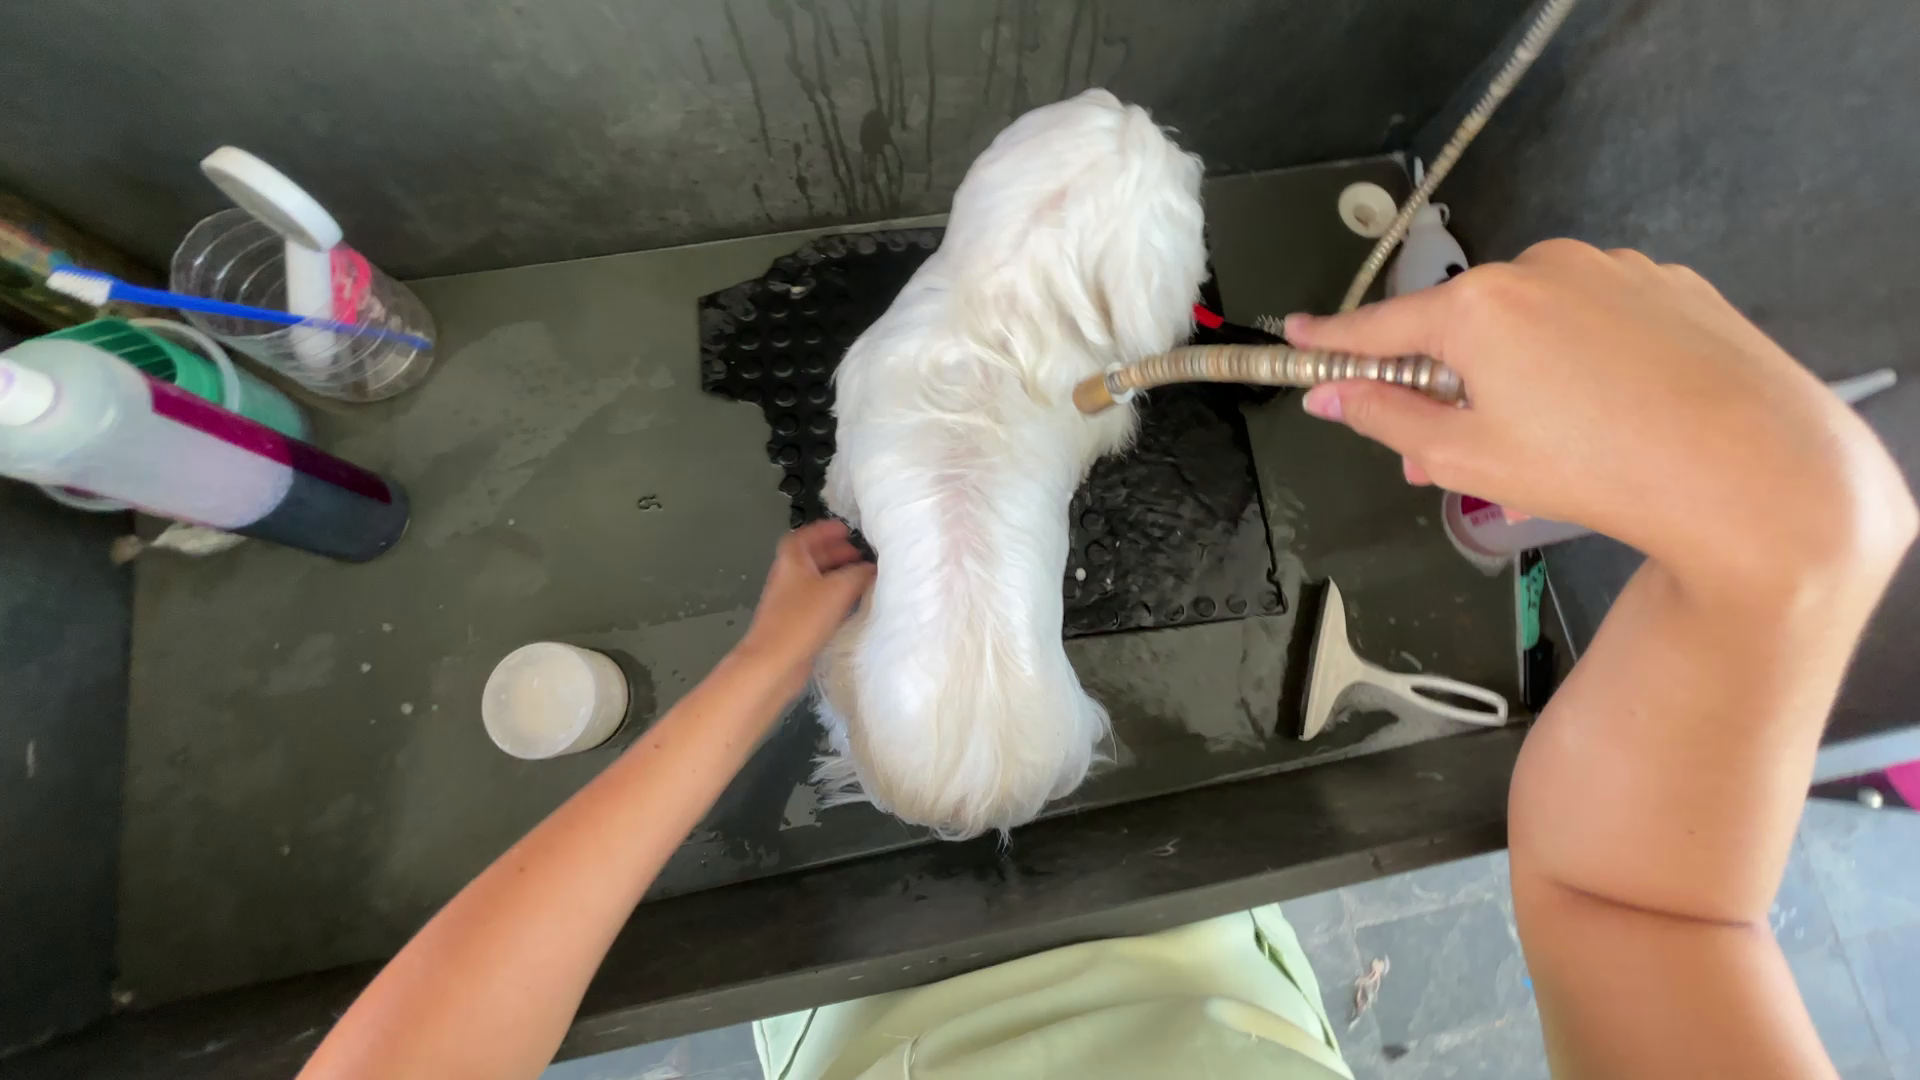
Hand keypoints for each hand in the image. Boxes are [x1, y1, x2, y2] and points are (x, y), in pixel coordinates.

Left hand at [735, 520, 875, 692]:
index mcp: (792, 560)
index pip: (805, 535)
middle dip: (836, 553)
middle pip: (812, 557)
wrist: (775, 662)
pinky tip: (853, 604)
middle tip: (860, 554)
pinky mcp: (796, 623)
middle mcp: (788, 577)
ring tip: (862, 577)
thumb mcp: (838, 589)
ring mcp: (790, 601)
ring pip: (817, 580)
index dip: (825, 529)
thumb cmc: (802, 618)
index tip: (845, 529)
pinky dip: (836, 596)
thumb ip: (859, 574)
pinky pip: (819, 601)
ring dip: (838, 575)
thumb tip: (872, 568)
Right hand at [1287, 240, 1913, 596]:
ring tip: (1522, 432)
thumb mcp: (1457, 455)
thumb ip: (1379, 416)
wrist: (1756, 472)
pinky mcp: (1665, 283)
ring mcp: (1608, 267)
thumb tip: (1324, 395)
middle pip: (1449, 322)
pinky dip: (1559, 350)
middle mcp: (1537, 266)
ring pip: (1517, 317)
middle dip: (1430, 376)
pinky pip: (1580, 312)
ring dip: (1494, 367)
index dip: (1328, 338)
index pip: (1375, 326)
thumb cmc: (1581, 467)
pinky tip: (1593, 401)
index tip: (1293, 335)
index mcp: (1475, 306)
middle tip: (1434, 442)